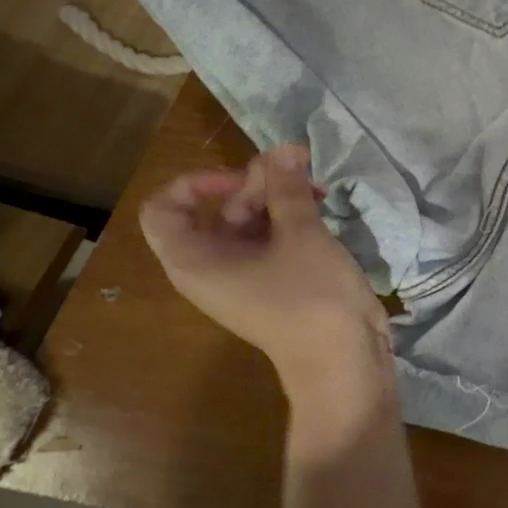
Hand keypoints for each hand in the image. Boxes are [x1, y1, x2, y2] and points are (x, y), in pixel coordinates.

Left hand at [140, 143, 388, 400]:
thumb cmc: (310, 296)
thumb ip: (288, 188)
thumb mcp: (300, 234)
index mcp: (195, 260)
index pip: (165, 208)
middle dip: (257, 184)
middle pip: (218, 211)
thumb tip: (286, 148)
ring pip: (250, 226)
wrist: (342, 359)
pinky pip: (272, 244)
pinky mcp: (277, 286)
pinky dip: (292, 222)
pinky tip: (323, 211)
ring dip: (281, 200)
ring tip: (319, 187)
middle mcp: (211, 268)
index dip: (199, 184)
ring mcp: (246, 279)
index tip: (246, 178)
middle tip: (301, 168)